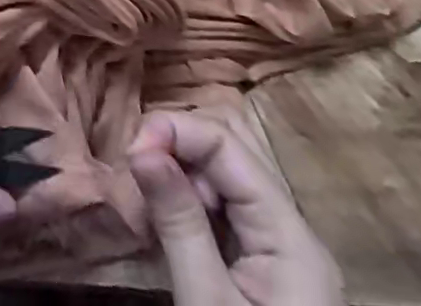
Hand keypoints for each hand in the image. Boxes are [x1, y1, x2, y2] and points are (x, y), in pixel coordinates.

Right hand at [127, 110, 343, 305]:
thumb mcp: (206, 301)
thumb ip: (178, 220)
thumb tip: (140, 147)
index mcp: (291, 237)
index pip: (229, 147)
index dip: (175, 132)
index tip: (128, 151)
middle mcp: (292, 231)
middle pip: (230, 156)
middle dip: (176, 148)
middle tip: (133, 171)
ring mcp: (280, 248)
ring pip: (224, 179)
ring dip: (178, 174)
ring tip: (146, 198)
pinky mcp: (265, 265)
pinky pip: (224, 210)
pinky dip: (188, 202)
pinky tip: (166, 220)